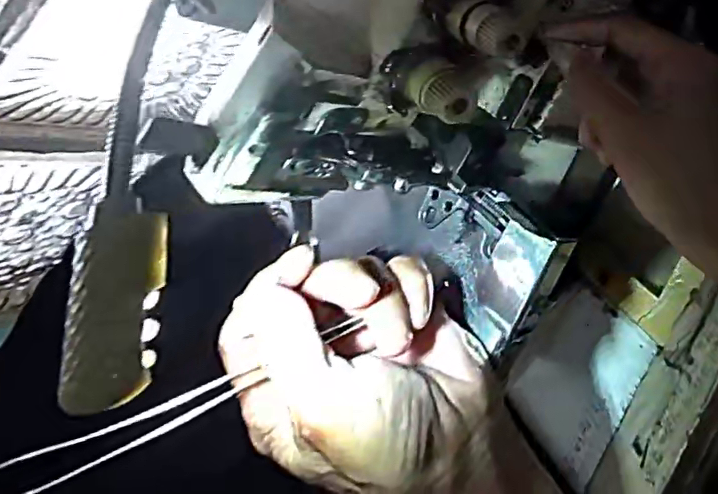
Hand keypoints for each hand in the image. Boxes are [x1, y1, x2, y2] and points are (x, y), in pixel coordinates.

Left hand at [220, 246, 496, 491]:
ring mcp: (364, 327)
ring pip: (362, 269)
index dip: (272, 284)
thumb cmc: (392, 451)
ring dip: (388, 297)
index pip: (253, 317)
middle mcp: (319, 350)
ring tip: (401, 339)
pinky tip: (422, 321)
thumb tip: (267, 292)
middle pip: (311, 280)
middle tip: (365, 300)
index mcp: (281, 386)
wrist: (464, 441)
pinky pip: (403, 269)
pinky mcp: (405, 307)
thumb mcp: (324, 408)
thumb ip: (287, 348)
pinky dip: (416, 288)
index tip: (299, 266)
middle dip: (343, 282)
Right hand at [548, 16, 717, 270]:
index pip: (623, 27)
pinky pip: (639, 101)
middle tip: (578, 114)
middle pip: (624, 56)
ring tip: (598, 146)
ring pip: (626, 82)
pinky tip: (611, 153)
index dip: (580, 29)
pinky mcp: (682, 112)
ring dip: (604, 110)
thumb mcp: (620, 128)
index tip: (545, 36)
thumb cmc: (669, 177)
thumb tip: (572, 56)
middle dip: (595, 86)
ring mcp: (687, 90)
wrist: (713, 231)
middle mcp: (688, 65)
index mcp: (682, 59)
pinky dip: (619, 121)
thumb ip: (590, 85)